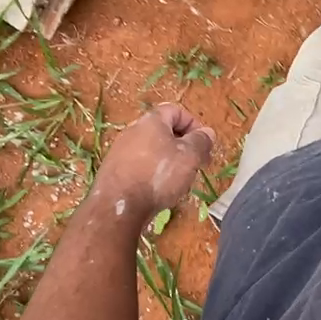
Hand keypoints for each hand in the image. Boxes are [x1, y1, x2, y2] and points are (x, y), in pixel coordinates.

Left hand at [89, 103, 214, 222]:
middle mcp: (132, 132)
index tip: (203, 143)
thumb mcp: (190, 156)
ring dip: (170, 161)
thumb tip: (207, 133)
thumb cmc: (158, 175)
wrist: (117, 209)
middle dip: (184, 146)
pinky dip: (153, 174)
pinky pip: (140, 166)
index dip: (194, 124)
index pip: (176, 111)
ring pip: (152, 151)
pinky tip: (160, 191)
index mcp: (151, 121)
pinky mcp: (113, 173)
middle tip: (196, 163)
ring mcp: (119, 153)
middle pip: (164, 131)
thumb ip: (202, 140)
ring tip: (180, 180)